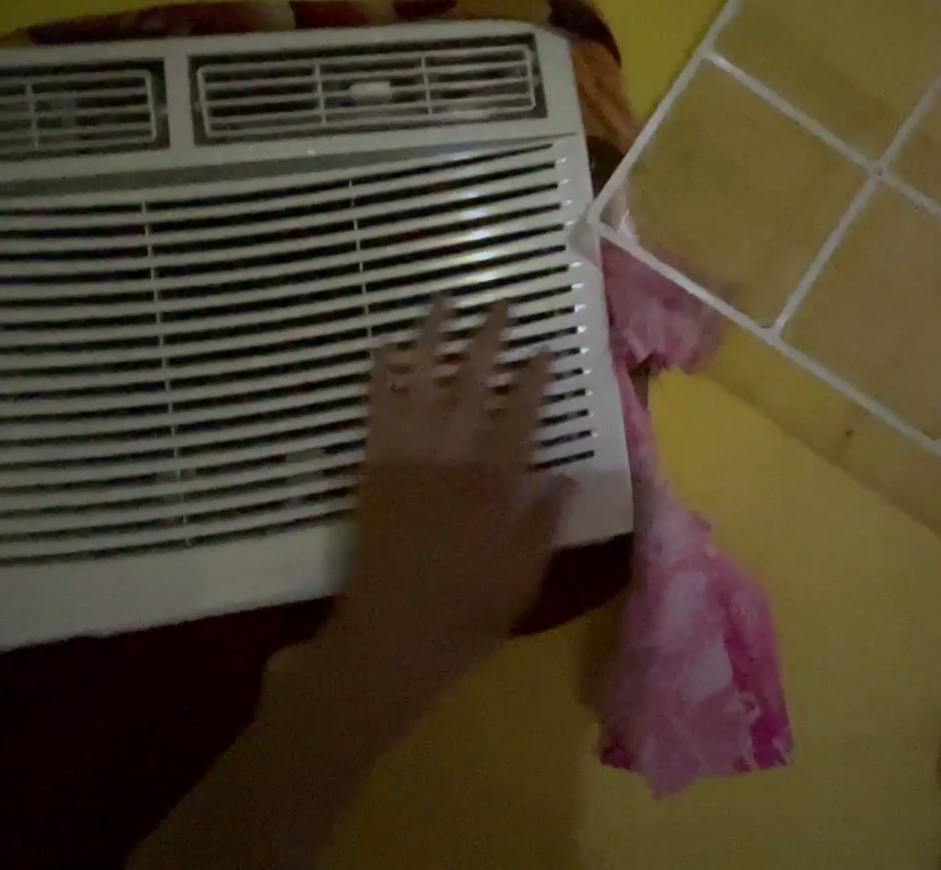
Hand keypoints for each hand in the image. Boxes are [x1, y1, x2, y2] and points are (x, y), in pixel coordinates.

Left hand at [318, 299, 569, 704]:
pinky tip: (385, 348)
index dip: (534, 378)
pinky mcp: (373, 468)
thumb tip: (567, 474)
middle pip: (471, 385)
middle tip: (499, 305)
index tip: (544, 348)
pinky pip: (375, 411)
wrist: (391, 636)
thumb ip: (545, 520)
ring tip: (441, 304)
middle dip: (487, 341)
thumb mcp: (524, 574)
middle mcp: (451, 458)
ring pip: (419, 385)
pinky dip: (380, 377)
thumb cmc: (465, 610)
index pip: (521, 415)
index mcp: (494, 484)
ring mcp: (407, 458)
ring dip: (431, 341)